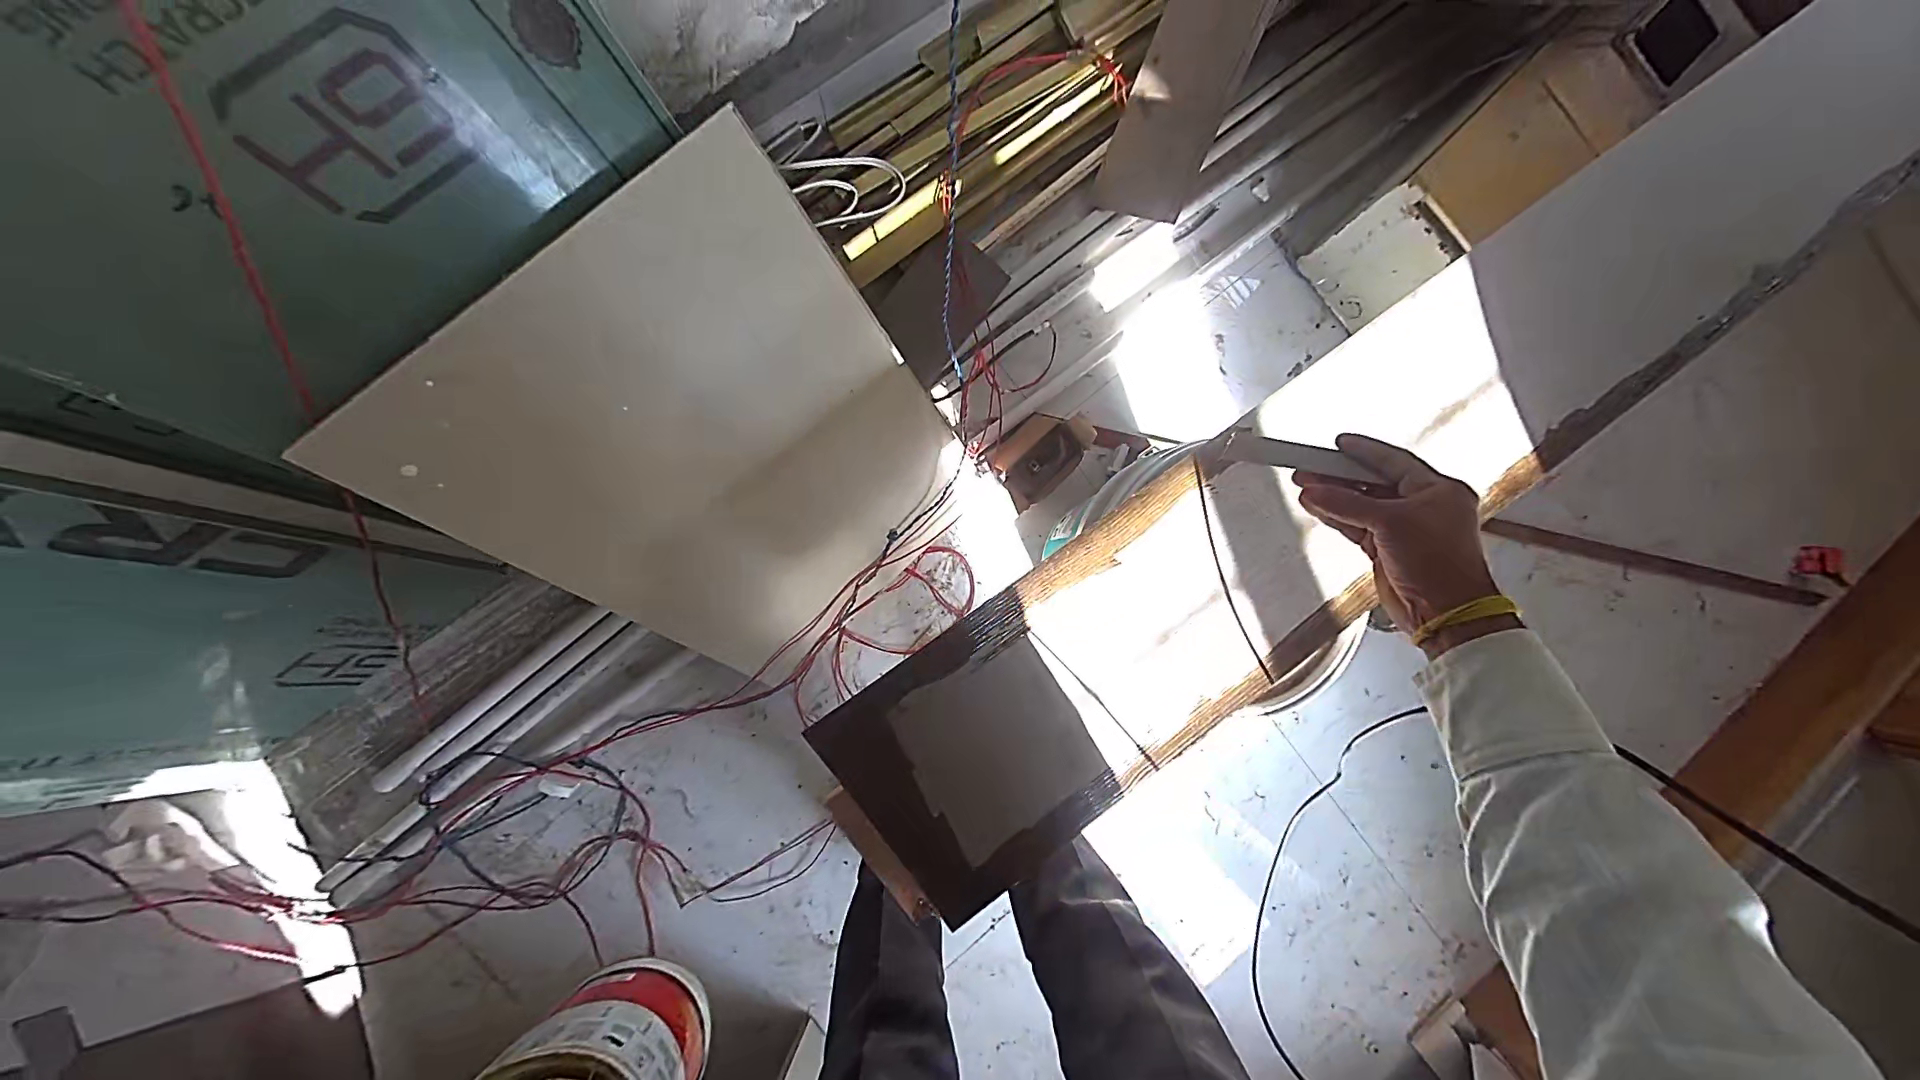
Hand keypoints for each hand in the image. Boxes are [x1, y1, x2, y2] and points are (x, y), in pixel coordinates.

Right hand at [1294, 434, 1516, 656]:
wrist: (1444, 611)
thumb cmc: (1441, 565)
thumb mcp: (1391, 523)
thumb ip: (1348, 504)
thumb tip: (1317, 491)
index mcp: (1437, 491)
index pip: (1393, 461)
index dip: (1364, 451)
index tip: (1340, 444)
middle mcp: (1422, 507)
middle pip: (1372, 483)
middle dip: (1339, 477)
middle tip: (1311, 467)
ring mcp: (1403, 529)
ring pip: (1360, 505)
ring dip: (1333, 497)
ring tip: (1306, 485)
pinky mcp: (1386, 548)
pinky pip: (1355, 525)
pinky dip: (1335, 516)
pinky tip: (1317, 507)